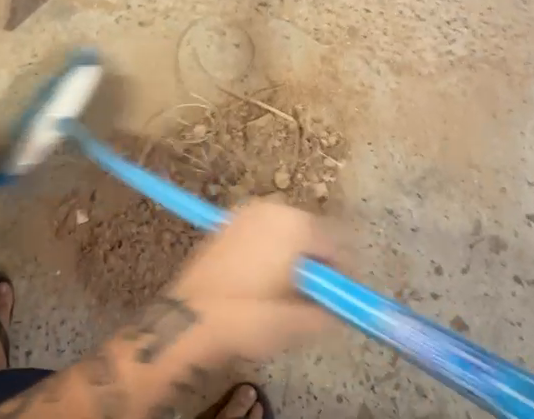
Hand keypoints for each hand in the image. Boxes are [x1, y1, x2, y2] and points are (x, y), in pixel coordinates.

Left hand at [163, 201, 337, 365]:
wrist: (190, 315)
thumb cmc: (248, 317)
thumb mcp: (298, 323)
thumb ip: (330, 310)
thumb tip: (342, 307)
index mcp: (296, 225)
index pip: (338, 244)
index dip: (344, 274)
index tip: (342, 299)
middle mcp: (273, 208)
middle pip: (312, 232)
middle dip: (318, 261)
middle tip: (316, 296)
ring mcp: (247, 211)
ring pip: (287, 231)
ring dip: (295, 254)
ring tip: (289, 290)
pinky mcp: (229, 221)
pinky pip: (264, 232)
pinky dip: (272, 249)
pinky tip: (264, 279)